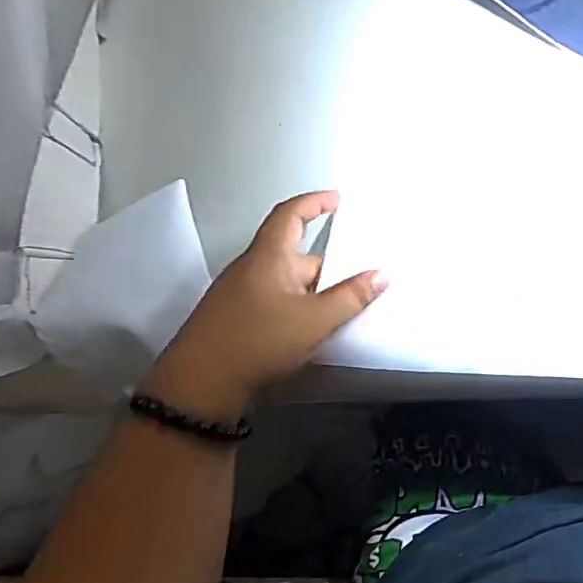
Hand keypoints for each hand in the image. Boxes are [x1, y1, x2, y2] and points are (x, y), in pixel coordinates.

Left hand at [141, 191, 384, 419]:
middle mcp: (254, 269)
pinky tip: (319, 328)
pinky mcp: (241, 318)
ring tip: (350, 307)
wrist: (202, 383)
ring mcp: (244, 294)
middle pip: (298, 256)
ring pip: (291, 283)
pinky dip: (304, 307)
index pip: (291, 216)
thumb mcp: (314, 320)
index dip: (314, 203)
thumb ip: (350, 297)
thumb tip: (381, 274)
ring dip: (319, 290)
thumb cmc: (259, 341)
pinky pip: (281, 301)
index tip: (337, 199)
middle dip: (331, 265)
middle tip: (363, 277)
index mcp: (269, 258)